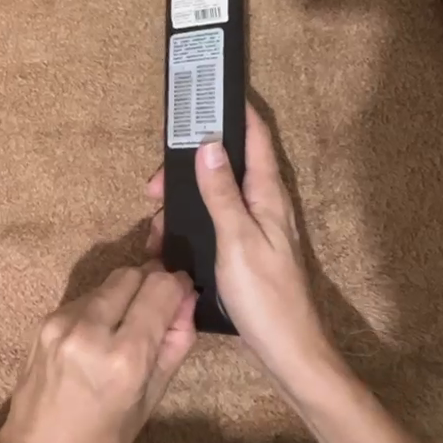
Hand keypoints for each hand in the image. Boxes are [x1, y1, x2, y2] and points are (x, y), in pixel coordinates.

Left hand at [0, 265, 197, 442]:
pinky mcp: (45, 321)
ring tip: (127, 328)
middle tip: (158, 309)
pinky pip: (86, 298)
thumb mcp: (149, 401)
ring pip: (109, 282)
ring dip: (126, 294)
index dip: (178, 286)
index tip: (184, 295)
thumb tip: (189, 299)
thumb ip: (174, 344)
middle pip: (133, 273)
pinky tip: (100, 336)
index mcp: (123, 358)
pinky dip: (102, 307)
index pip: (161, 288)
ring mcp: (61, 322)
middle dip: (152, 283)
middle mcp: (90, 329)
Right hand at [146, 103, 338, 391]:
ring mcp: (258, 226)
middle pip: (229, 164)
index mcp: (268, 195)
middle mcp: (266, 204)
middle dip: (191, 162)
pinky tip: (172, 236)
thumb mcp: (236, 240)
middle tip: (154, 183)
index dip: (235, 111)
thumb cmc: (265, 295)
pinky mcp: (248, 247)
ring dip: (188, 194)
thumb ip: (222, 192)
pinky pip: (218, 218)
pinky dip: (195, 218)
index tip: (207, 93)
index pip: (256, 137)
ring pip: (219, 192)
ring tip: (156, 215)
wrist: (288, 350)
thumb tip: (209, 144)